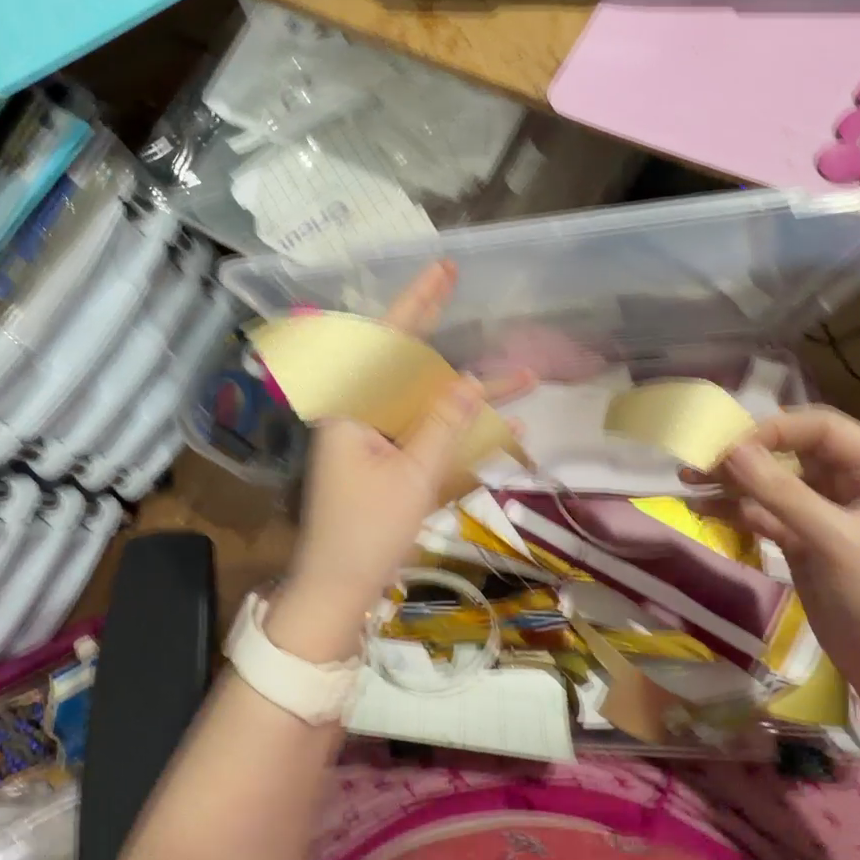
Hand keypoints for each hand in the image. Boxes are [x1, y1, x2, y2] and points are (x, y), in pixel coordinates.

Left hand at [267, 263, 529, 661]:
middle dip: (434, 324)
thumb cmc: (365, 533)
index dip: (416, 302)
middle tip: (455, 281)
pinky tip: (502, 424)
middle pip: (403, 360)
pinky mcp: (385, 462)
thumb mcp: (411, 478)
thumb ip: (442, 425)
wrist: (335, 589)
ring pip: (423, 398)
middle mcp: (359, 413)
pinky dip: (458, 426)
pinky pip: (425, 431)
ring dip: (467, 390)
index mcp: (352, 408)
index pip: (386, 341)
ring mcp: (372, 438)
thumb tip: (471, 378)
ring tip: (523, 377)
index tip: (442, 269)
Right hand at [707, 405, 859, 699]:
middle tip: (697, 462)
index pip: (823, 429)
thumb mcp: (836, 542)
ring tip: (688, 483)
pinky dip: (737, 512)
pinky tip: (704, 511)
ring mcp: (831, 519)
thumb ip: (780, 491)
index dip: (774, 430)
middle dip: (746, 454)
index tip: (726, 446)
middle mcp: (858, 489)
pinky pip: (768, 516)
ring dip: (734, 483)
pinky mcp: (809, 547)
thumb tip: (727, 447)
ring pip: (775, 484)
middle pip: (794, 452)